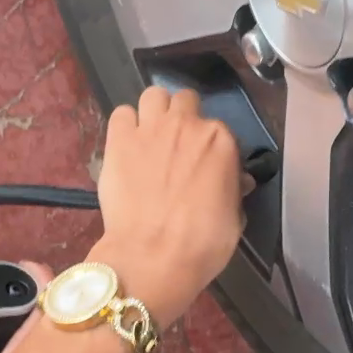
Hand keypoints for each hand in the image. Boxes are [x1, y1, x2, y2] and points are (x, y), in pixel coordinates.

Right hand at [0, 262, 54, 352]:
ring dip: (41, 315)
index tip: (24, 267)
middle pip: (58, 316)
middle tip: (12, 279)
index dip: (45, 282)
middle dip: (42, 294)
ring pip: (55, 335)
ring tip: (11, 299)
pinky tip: (14, 335)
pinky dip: (38, 338)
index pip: (51, 309)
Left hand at [93, 86, 244, 324]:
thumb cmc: (202, 244)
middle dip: (182, 119)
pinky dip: (125, 125)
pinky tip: (126, 146)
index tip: (204, 168)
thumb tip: (235, 181)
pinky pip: (121, 114)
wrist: (152, 257)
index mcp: (220, 141)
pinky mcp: (118, 140)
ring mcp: (150, 128)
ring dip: (154, 112)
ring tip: (150, 138)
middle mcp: (186, 124)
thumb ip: (233, 190)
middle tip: (176, 147)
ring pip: (153, 96)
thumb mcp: (234, 218)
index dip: (210, 149)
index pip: (219, 130)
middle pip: (185, 101)